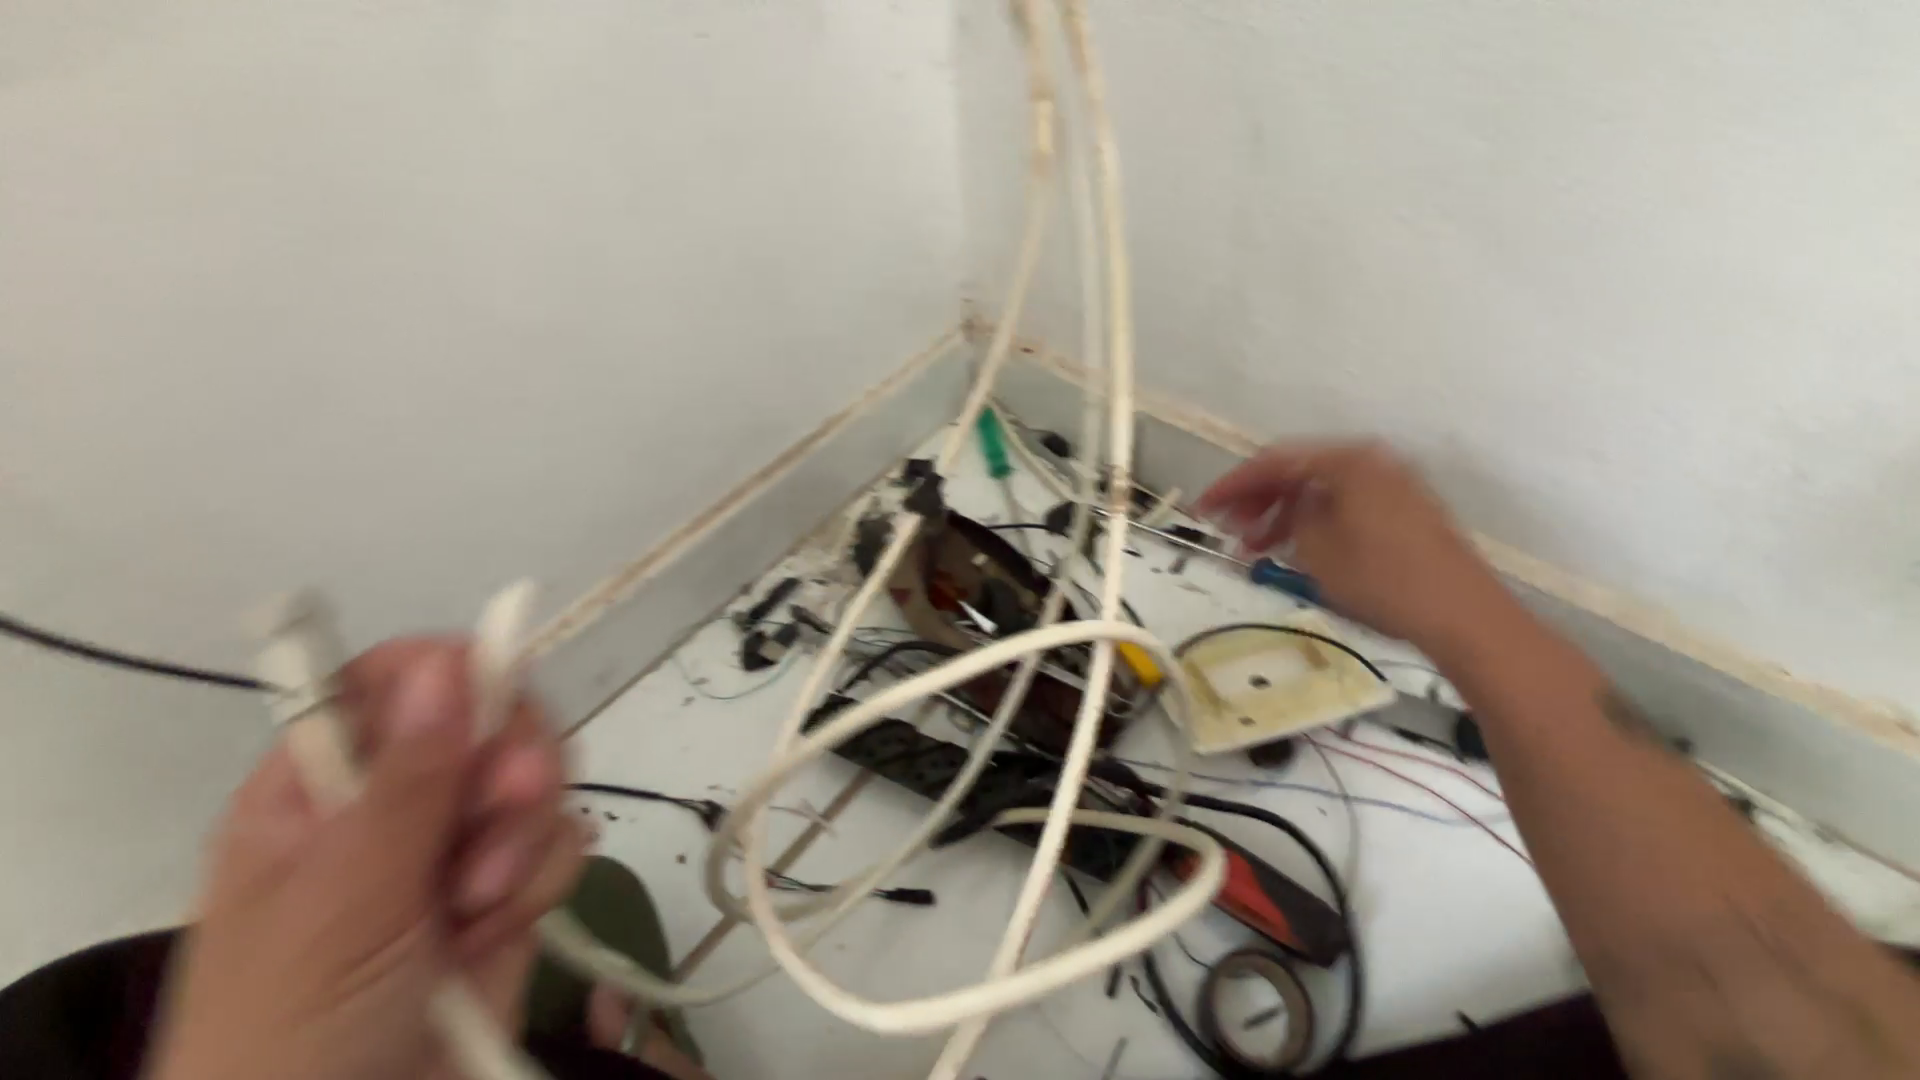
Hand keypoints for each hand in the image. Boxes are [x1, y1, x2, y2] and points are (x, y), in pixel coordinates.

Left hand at [146, 640, 585, 1079]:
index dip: (448, 674)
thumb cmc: (300, 1024)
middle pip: (491, 720)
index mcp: (324, 787)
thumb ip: (407, 781)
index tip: (491, 699)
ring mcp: (461, 844)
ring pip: (539, 782)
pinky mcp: (513, 886)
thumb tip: (446, 659)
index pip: (392, 682)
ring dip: (522, 842)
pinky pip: (563, 842)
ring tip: (477, 909)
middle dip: (511, 765)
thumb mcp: (344, 900)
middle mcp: (399, 801)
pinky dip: (542, 884)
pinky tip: (497, 931)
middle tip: (507, 804)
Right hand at [1196, 440, 1517, 653]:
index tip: (1202, 509)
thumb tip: (1284, 504)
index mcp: (1348, 461)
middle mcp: (1372, 462)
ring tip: (1253, 548)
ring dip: (1282, 514)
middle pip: (1299, 471)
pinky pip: (1343, 505)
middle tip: (1225, 529)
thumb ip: (1290, 515)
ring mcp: (1392, 486)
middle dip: (1256, 500)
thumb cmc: (1382, 580)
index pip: (1274, 461)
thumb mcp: (1317, 549)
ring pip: (1321, 490)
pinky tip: (1293, 549)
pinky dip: (1313, 522)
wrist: (1463, 616)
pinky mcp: (1404, 512)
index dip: (1232, 485)